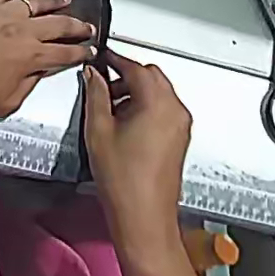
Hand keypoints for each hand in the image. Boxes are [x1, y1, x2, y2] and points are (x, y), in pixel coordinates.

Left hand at [0, 0, 95, 129]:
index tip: (88, 51)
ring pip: (37, 2)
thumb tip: (39, 72)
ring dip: (56, 1)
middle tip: (86, 27)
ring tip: (67, 0)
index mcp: (29, 57)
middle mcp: (17, 31)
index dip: (81, 52)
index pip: (66, 52)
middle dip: (77, 26)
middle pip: (58, 24)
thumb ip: (30, 82)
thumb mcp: (8, 101)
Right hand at [83, 51, 191, 256]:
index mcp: (157, 103)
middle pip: (152, 76)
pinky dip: (145, 106)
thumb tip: (93, 75)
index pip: (135, 68)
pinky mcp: (179, 138)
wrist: (143, 217)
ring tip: (110, 107)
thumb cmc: (123, 180)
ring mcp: (180, 125)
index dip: (115, 60)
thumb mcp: (98, 129)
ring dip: (136, 91)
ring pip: (159, 92)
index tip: (101, 58)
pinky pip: (164, 109)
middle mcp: (175, 110)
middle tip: (102, 84)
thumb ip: (95, 94)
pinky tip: (124, 122)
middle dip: (127, 75)